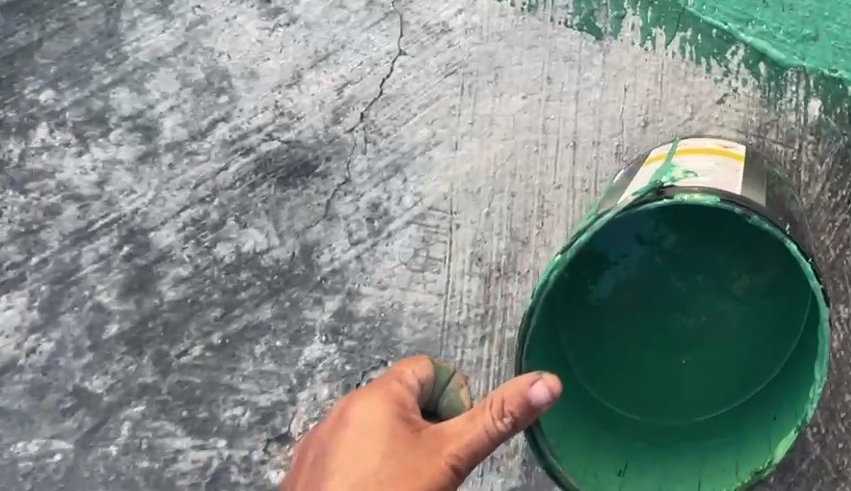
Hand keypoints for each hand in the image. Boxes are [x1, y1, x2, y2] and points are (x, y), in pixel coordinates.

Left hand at [280, 357, 561, 490]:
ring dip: (396, 454)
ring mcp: (313, 451)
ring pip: (376, 435)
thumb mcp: (452, 458)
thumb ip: (500, 416)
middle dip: (426, 432)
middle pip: (406, 403)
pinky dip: (363, 476)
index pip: (432, 371)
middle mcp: (338, 412)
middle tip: (430, 472)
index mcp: (375, 395)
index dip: (451, 402)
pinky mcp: (298, 482)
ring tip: (402, 488)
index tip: (449, 442)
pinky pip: (345, 463)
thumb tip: (552, 381)